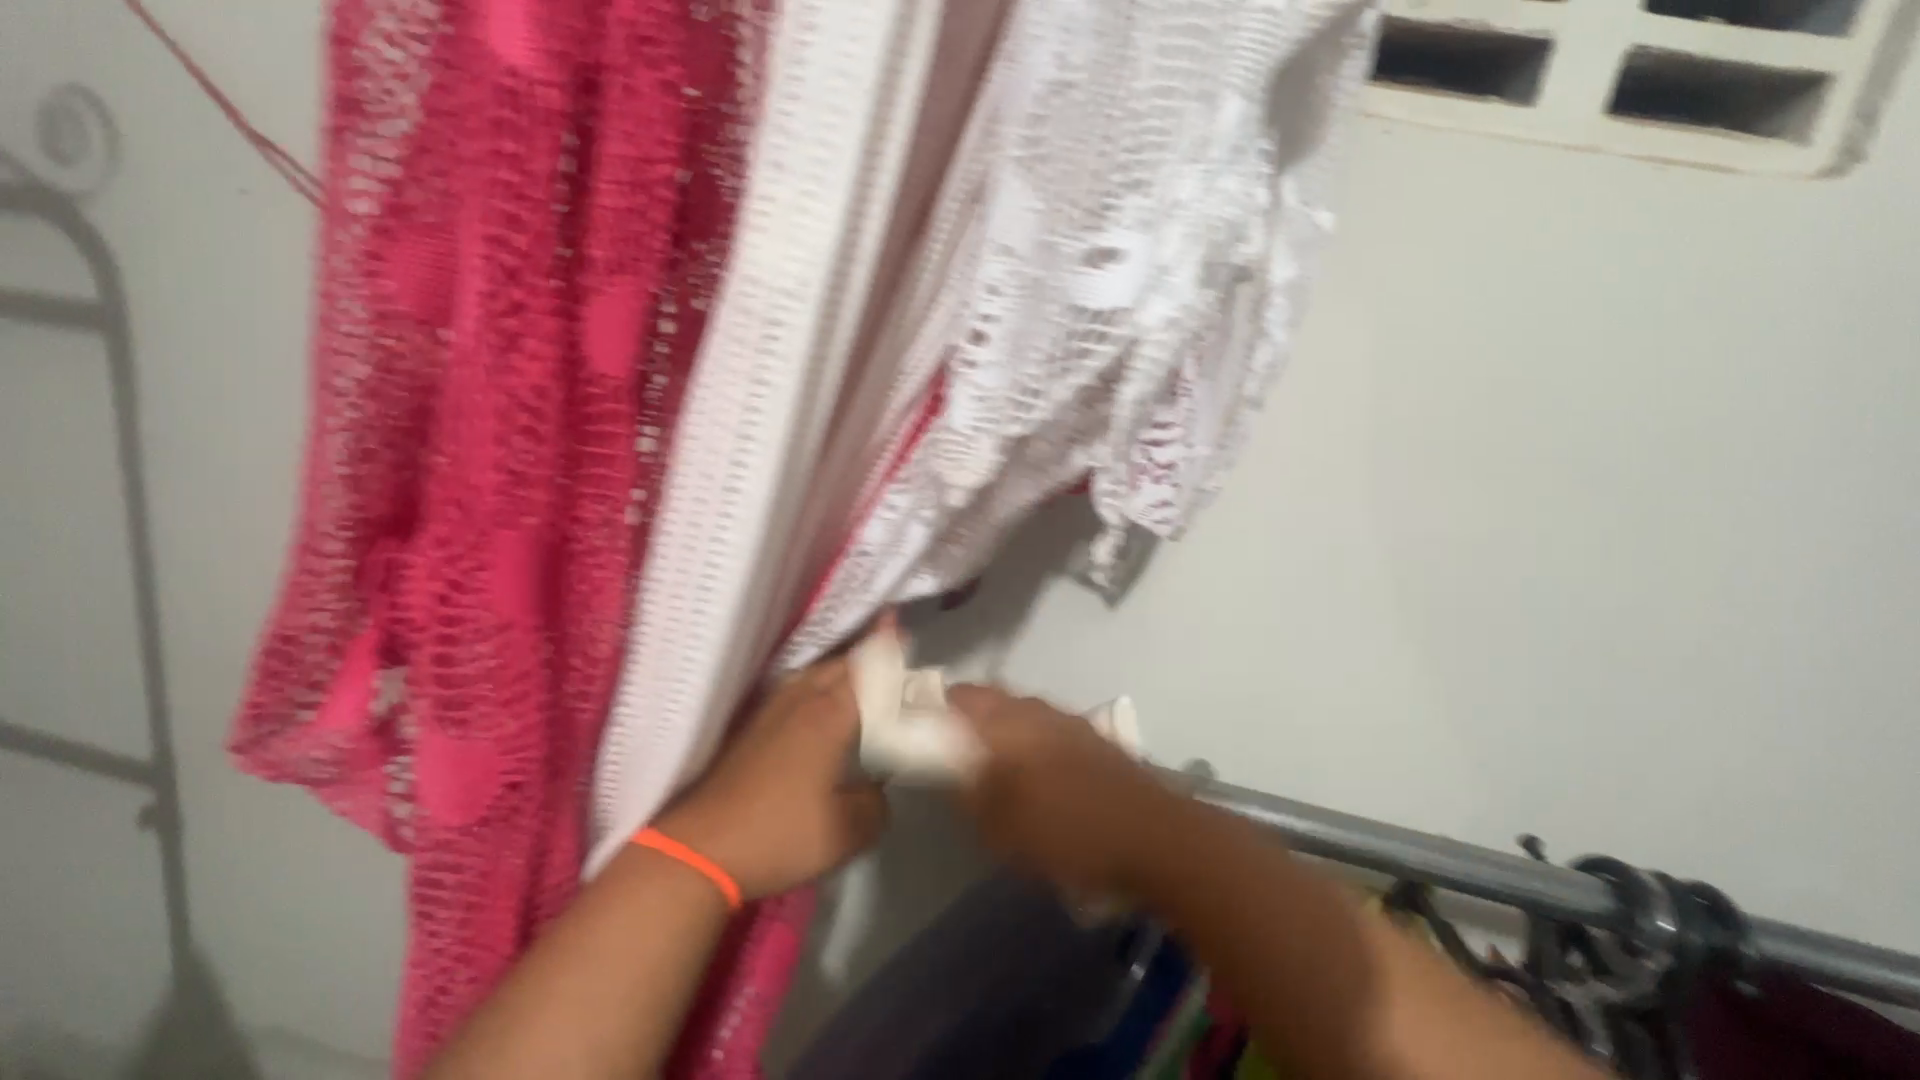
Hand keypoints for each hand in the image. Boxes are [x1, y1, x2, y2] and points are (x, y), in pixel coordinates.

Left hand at [655, 658, 887, 900]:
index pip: (868, 674)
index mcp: (829, 718)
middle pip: (839, 666)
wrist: (700, 850)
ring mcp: (769, 714)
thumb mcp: (848, 831)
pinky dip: (816, 684)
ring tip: (860, 669)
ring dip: (840, 667)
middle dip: (869, 654)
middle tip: (893, 647)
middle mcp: (799, 704)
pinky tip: (816, 699)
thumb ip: (876, 803)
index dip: (889, 653)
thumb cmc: (779, 835)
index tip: (906, 633)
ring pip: (813, 674)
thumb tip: (877, 788)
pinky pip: (794, 689)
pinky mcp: (749, 731)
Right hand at [947, 685, 1186, 895]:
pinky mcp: (1094, 739)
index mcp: (1006, 723)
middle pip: (989, 699)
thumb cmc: (1067, 832)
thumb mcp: (1000, 825)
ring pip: (1020, 711)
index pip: (956, 697)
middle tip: (948, 748)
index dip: (931, 707)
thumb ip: (966, 790)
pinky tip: (1032, 771)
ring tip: (988, 762)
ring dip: (999, 726)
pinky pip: (1046, 727)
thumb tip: (944, 767)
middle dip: (965, 716)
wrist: (1154, 837)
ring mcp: (1069, 720)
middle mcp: (1036, 709)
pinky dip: (1029, 739)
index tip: (915, 728)